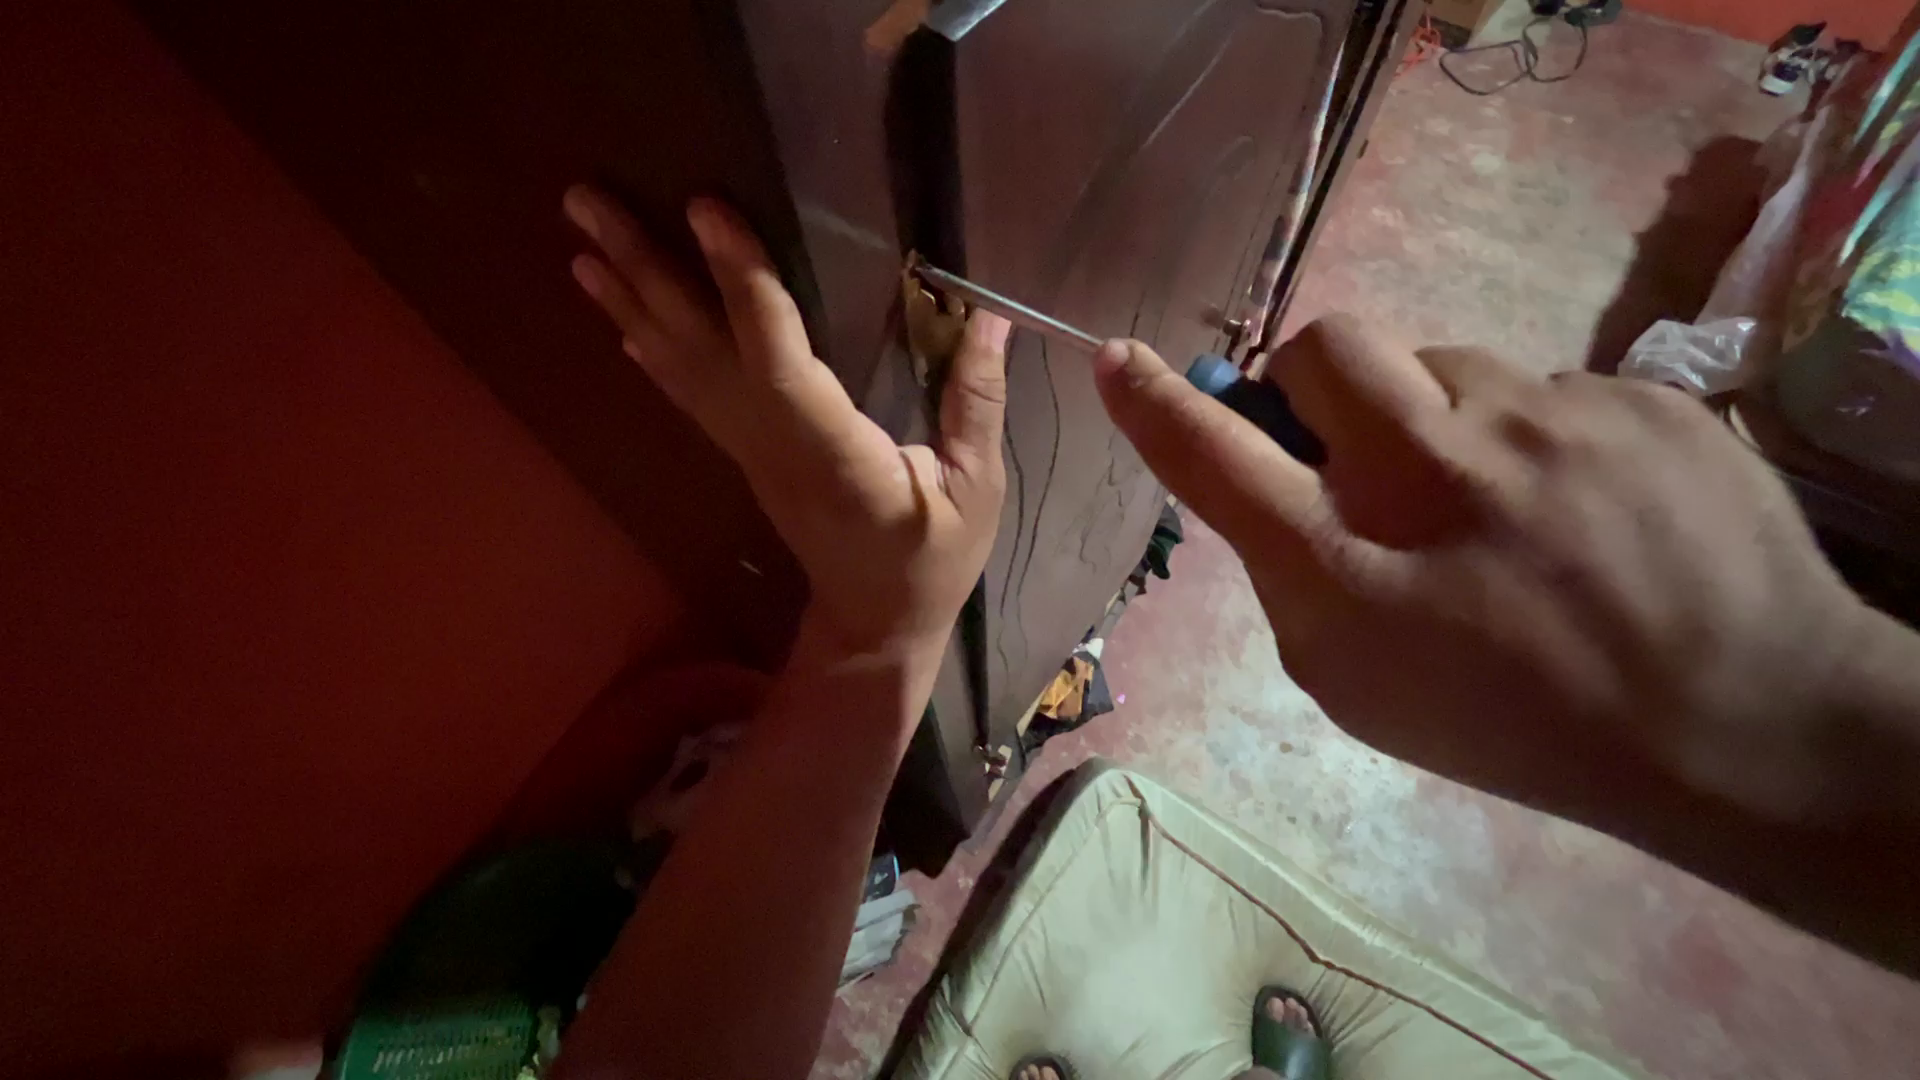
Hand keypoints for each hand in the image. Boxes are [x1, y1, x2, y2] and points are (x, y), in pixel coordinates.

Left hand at [564, 186, 1009, 663]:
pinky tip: (621, 317)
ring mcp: (753, 456)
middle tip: (586, 201)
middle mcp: (778, 451)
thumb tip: (989, 316)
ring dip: (633, 304)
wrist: (873, 622)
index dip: (747, 289)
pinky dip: (654, 352)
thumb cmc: (931, 561)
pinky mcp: (749, 459)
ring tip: (582, 242)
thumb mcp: (976, 490)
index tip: (707, 211)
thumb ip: (978, 404)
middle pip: (706, 357)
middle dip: (649, 276)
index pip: (781, 365)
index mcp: (839, 458)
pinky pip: (692, 398)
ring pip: (685, 372)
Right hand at [1092, 316, 1886, 823]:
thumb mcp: (1347, 674)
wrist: (1743, 728)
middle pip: (1328, 347)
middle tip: (1353, 446)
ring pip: (1441, 364)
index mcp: (1348, 562)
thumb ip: (1286, 571)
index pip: (1218, 460)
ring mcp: (1550, 420)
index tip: (1115, 358)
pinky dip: (1520, 434)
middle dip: (1312, 382)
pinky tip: (1569, 502)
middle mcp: (1433, 470)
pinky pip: (1535, 386)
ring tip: (1485, 495)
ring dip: (1429, 416)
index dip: (1156, 406)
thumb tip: (1273, 483)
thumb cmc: (1503, 718)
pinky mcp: (1642, 400)